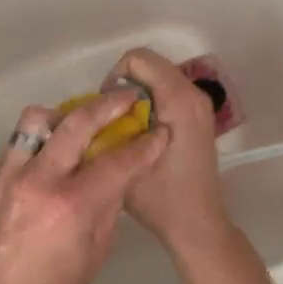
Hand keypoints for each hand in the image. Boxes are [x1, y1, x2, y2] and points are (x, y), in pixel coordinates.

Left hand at [0, 89, 168, 283]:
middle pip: (76, 122)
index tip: (159, 133)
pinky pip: (20, 139)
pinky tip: (56, 149)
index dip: (144, 145)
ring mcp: (12, 174)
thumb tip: (122, 173)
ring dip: (64, 114)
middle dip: (108, 105)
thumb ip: (109, 204)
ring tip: (81, 125)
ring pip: (37, 118)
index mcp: (71, 205)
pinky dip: (42, 135)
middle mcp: (40, 179)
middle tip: (127, 98)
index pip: (117, 161)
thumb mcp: (96, 250)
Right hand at [105, 48, 233, 252]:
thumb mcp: (124, 163)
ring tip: (121, 129)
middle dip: (122, 87)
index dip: (114, 78)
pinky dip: (147, 103)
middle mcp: (193, 94)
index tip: (106, 111)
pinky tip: (138, 135)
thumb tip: (84, 112)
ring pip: (155, 78)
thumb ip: (104, 132)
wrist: (197, 224)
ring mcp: (198, 105)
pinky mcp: (196, 116)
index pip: (138, 59)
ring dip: (134, 96)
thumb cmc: (162, 199)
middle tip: (110, 122)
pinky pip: (165, 92)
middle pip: (147, 65)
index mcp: (178, 101)